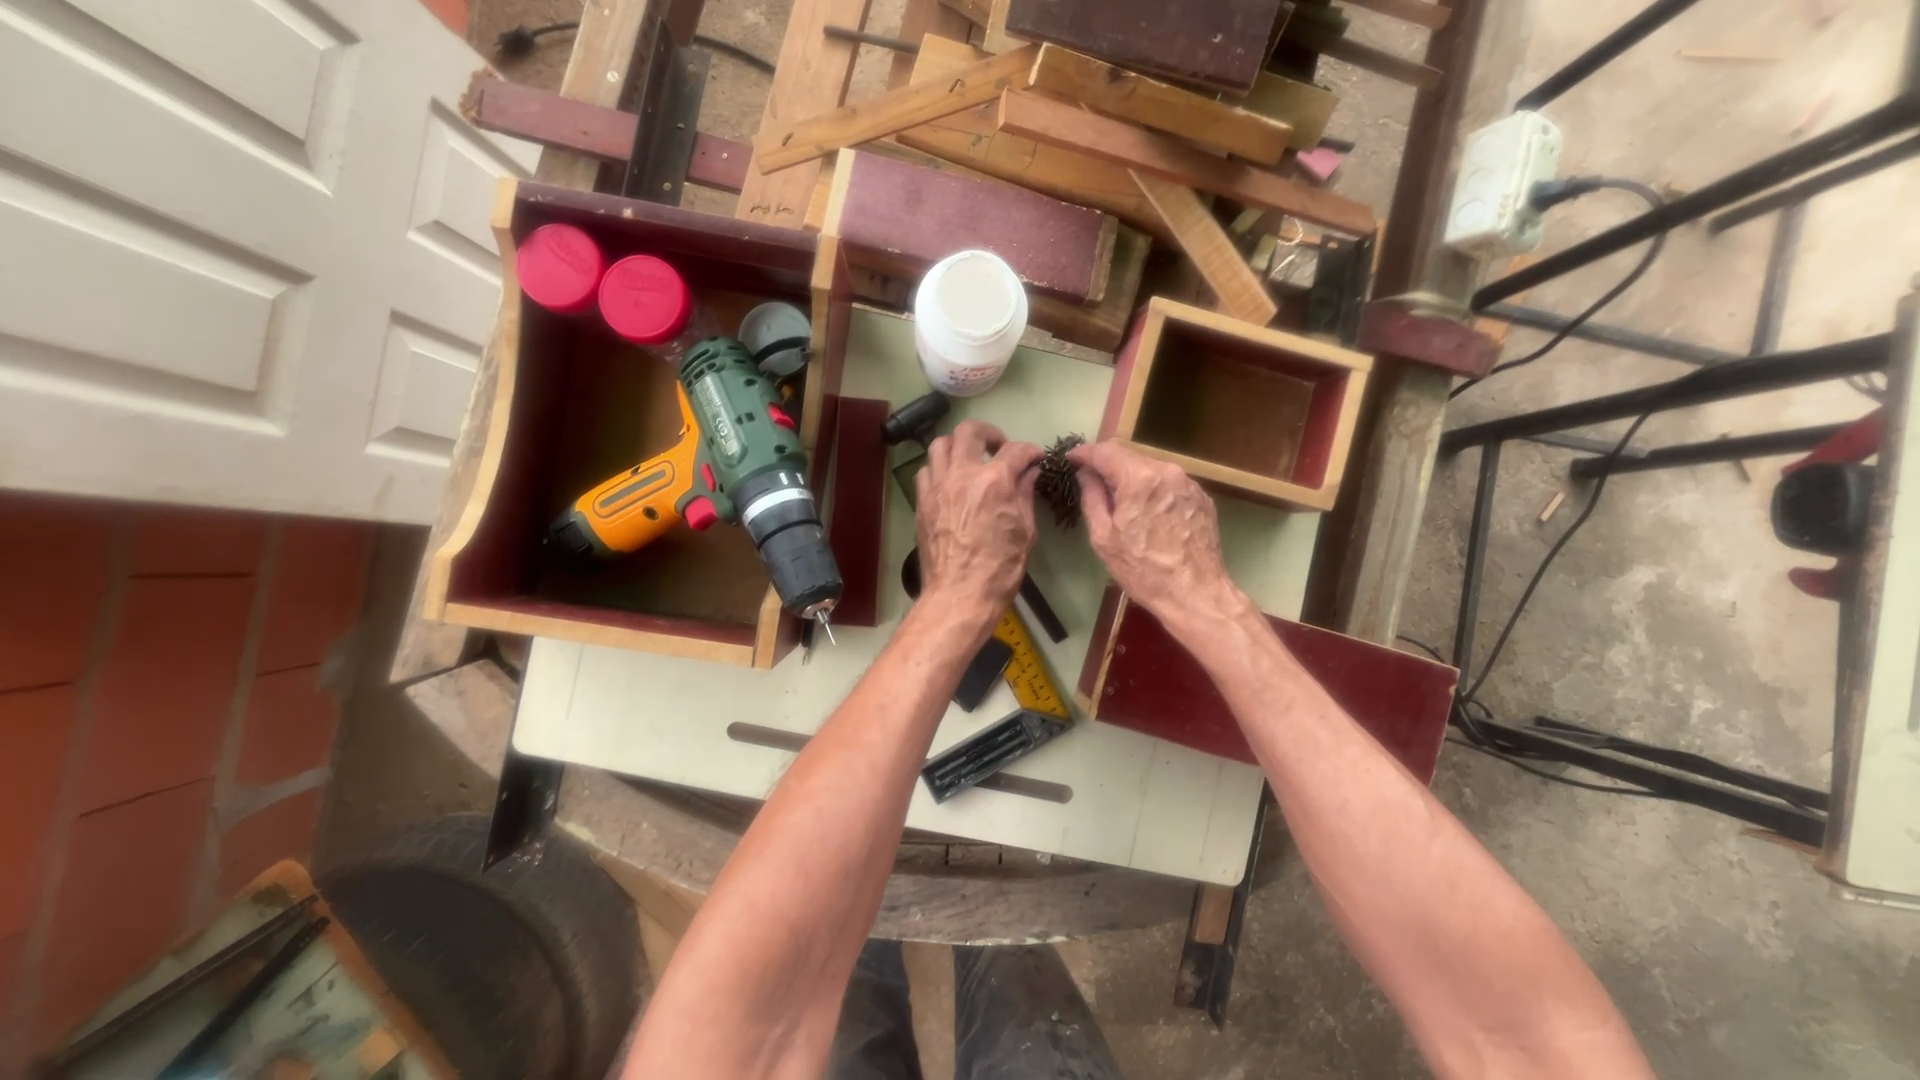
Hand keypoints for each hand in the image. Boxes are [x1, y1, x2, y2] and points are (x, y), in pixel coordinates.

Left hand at [915, 420, 1043, 619]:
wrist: (959, 595)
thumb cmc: (1000, 569)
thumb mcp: (1024, 532)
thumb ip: (1024, 495)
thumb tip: (1029, 473)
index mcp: (993, 482)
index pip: (1015, 450)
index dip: (1030, 451)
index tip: (1034, 459)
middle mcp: (962, 475)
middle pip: (969, 431)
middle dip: (989, 433)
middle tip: (999, 448)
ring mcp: (937, 487)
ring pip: (940, 444)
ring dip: (959, 446)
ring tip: (970, 460)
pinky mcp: (922, 502)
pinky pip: (926, 470)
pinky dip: (939, 468)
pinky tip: (950, 482)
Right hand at [1070, 440, 1245, 625]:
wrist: (1195, 594)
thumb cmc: (1143, 570)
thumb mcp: (1104, 537)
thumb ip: (1092, 497)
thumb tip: (1085, 474)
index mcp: (1140, 479)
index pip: (1105, 451)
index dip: (1084, 453)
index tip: (1071, 459)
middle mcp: (1167, 471)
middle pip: (1130, 455)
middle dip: (1108, 465)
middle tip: (1091, 482)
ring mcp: (1189, 484)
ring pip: (1151, 468)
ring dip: (1132, 477)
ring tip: (1120, 500)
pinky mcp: (1201, 498)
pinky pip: (1169, 483)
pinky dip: (1153, 490)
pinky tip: (1148, 512)